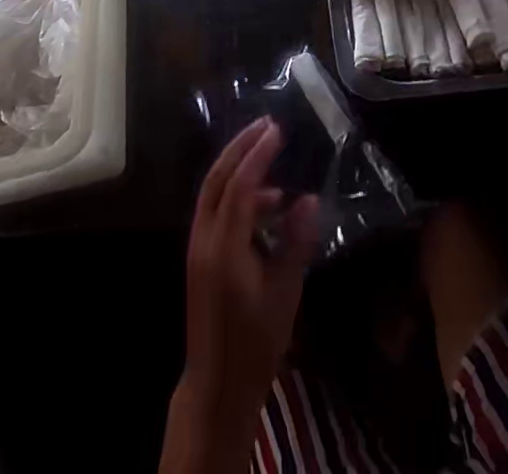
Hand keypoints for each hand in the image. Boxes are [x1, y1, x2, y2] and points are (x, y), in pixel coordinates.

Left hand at [163, 119, 318, 473]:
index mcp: (225, 249)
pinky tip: (268, 207)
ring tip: (275, 166)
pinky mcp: (201, 256)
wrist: (217, 382)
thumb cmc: (256, 341)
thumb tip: (309, 199)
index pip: (240, 187)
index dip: (258, 155)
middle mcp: (204, 241)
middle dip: (240, 148)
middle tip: (267, 125)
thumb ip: (297, 242)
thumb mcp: (286, 292)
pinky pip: (216, 211)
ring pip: (214, 194)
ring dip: (240, 171)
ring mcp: (198, 248)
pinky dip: (239, 196)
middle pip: (217, 180)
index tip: (277, 131)